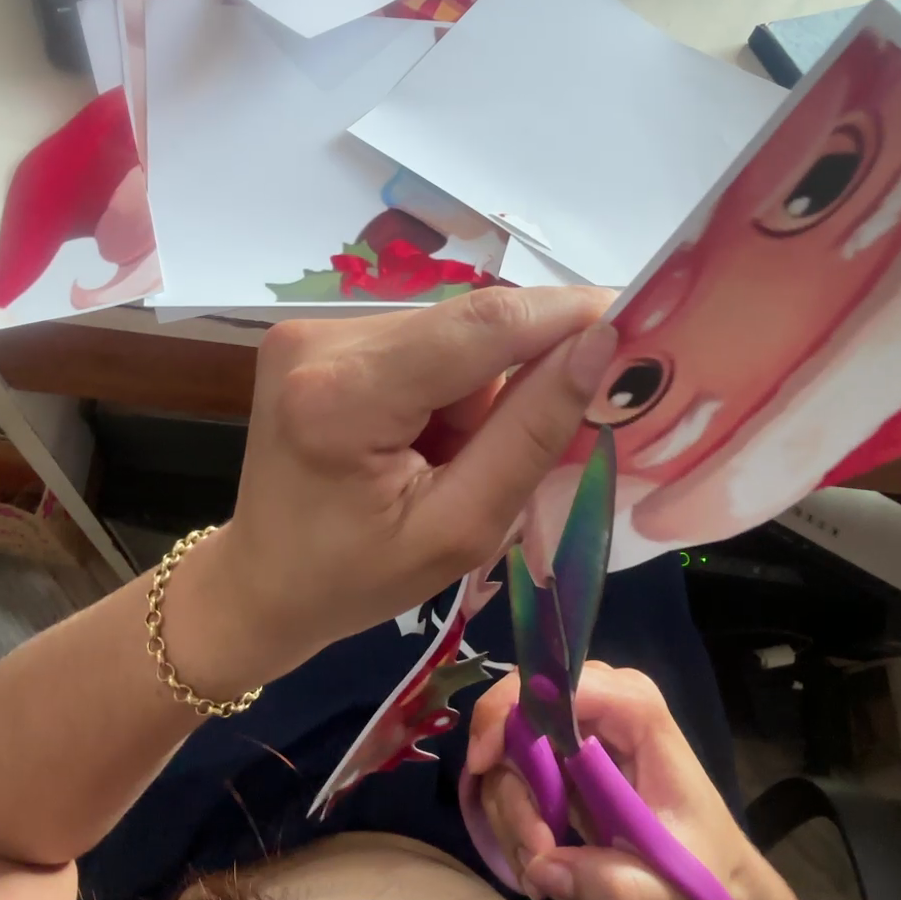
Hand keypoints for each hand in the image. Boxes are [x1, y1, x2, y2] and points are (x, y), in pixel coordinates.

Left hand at [210, 287, 616, 667]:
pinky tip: (421, 440)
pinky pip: (414, 342)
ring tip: (446, 461)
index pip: (481, 325)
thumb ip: (530, 435)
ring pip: (444, 333)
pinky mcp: (311, 338)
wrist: (263, 583)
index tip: (637, 322)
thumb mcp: (459, 529)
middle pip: (465, 327)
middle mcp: (318, 341)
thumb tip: (599, 346)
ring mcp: (307, 333)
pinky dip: (439, 385)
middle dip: (511, 377)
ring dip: (472, 389)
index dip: (566, 315)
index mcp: (344, 396)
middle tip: (512, 450)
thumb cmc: (355, 579)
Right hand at [466, 662, 761, 899]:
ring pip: (504, 749)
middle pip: (515, 716)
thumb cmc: (700, 865)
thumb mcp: (670, 890)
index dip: (507, 713)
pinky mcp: (556, 741)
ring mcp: (573, 717)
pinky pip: (508, 765)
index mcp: (634, 708)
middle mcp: (598, 698)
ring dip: (510, 812)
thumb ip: (614, 886)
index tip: (483, 767)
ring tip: (541, 867)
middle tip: (535, 852)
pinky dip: (511, 813)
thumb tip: (543, 868)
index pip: (551, 684)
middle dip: (512, 790)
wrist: (708, 869)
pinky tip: (537, 854)